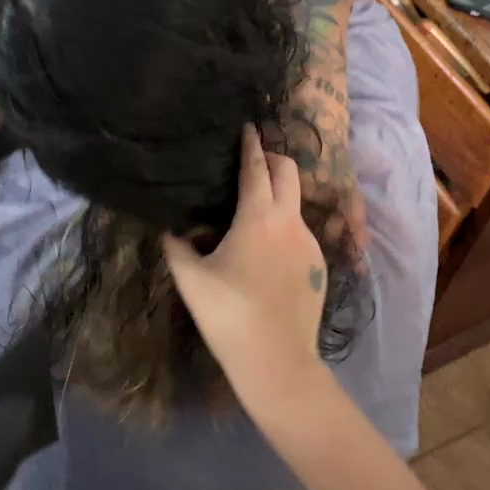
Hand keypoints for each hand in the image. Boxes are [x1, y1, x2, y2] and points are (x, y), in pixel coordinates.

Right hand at [163, 125, 327, 396]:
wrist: (278, 362)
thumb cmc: (229, 315)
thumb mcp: (191, 279)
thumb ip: (177, 246)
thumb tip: (170, 228)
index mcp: (258, 217)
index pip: (257, 167)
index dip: (251, 145)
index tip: (247, 127)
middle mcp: (289, 221)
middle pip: (289, 172)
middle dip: (273, 158)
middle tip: (254, 159)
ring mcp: (309, 243)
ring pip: (296, 202)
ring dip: (279, 193)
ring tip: (256, 206)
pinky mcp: (319, 265)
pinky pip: (300, 231)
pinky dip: (284, 224)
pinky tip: (267, 247)